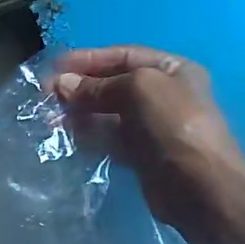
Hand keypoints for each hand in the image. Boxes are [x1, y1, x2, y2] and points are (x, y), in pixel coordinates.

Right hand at [51, 46, 244, 233]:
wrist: (200, 188)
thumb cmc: (174, 125)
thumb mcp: (139, 88)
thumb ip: (99, 85)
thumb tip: (63, 85)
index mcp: (172, 69)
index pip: (123, 56)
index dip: (87, 59)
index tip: (53, 67)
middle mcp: (163, 94)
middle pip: (113, 84)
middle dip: (79, 87)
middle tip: (44, 96)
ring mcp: (152, 127)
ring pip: (108, 114)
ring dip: (79, 113)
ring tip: (48, 117)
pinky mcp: (142, 156)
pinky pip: (110, 139)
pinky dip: (89, 136)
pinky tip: (66, 136)